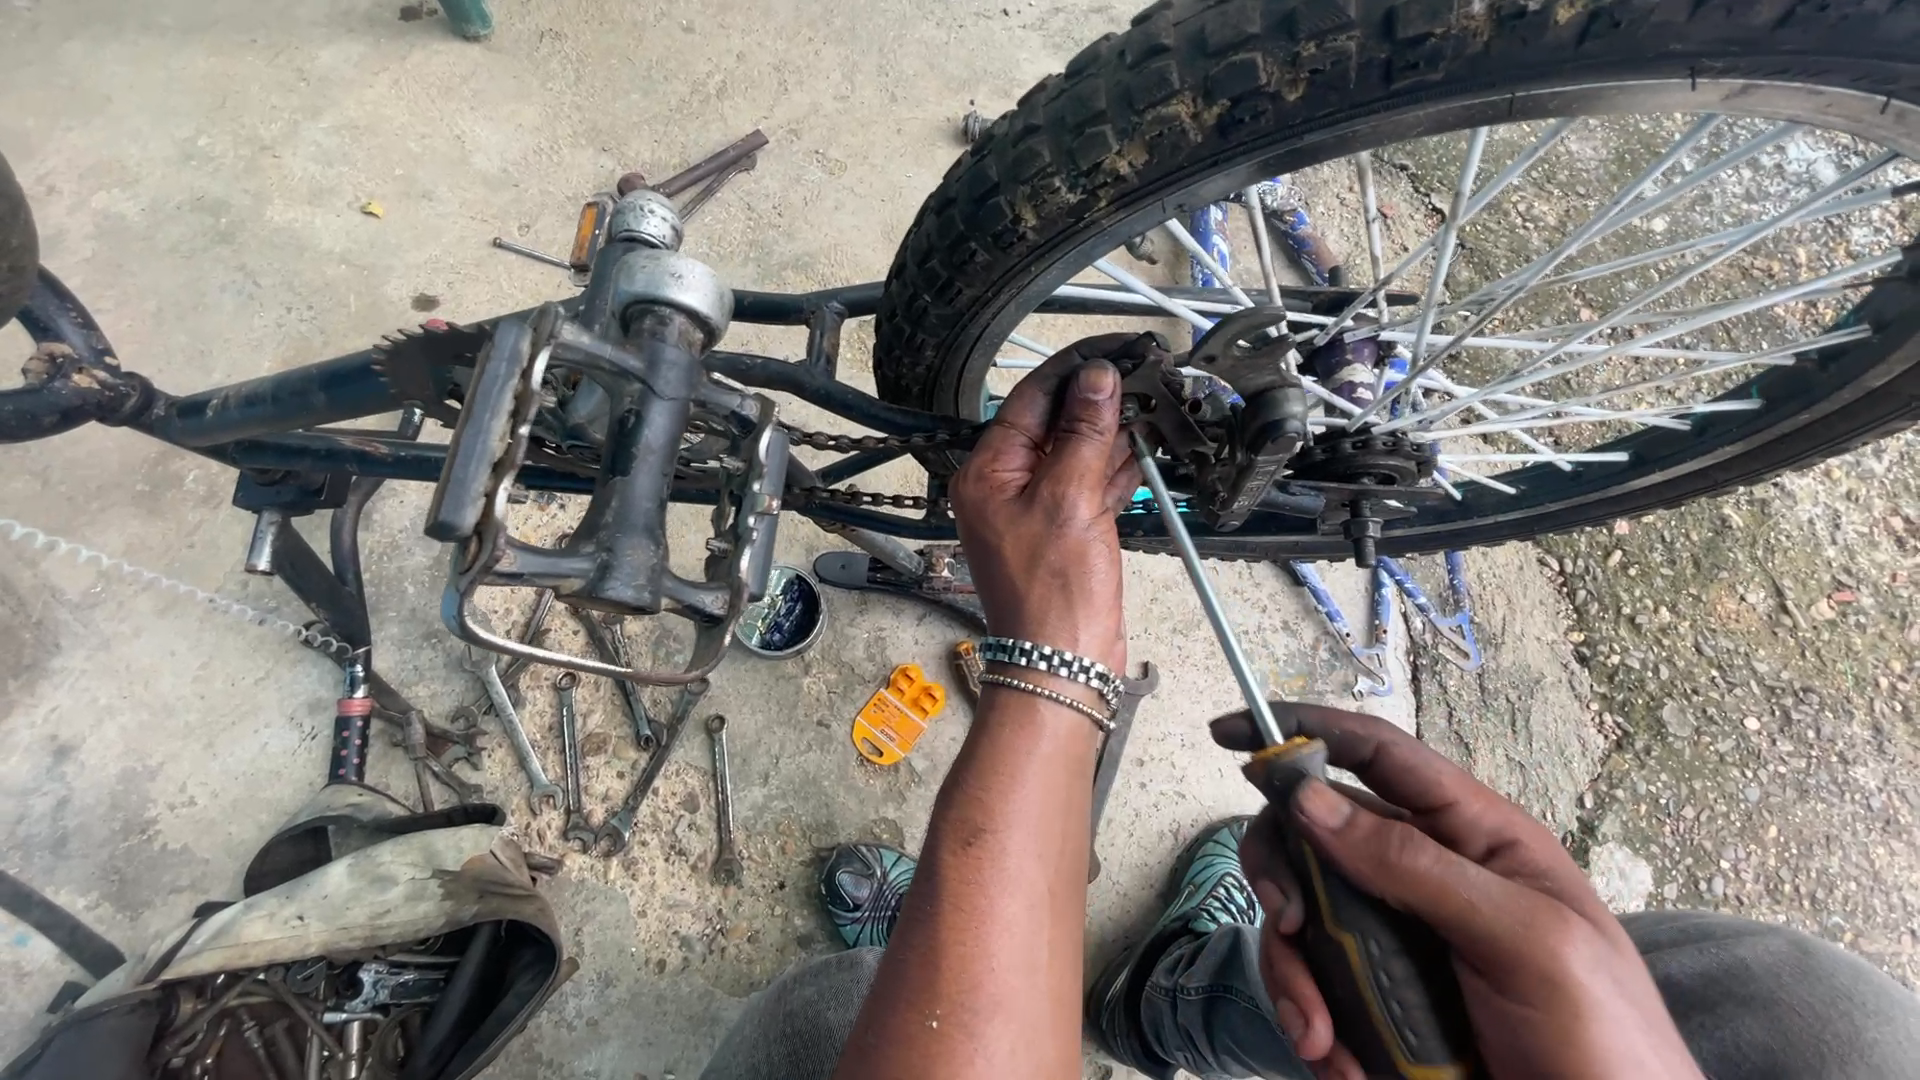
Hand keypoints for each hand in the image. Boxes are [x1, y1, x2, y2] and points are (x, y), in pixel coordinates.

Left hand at [948, 334, 1148, 672]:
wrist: (1064, 661)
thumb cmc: (1053, 592)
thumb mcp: (1068, 499)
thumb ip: (1083, 435)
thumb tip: (1096, 377)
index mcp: (987, 473)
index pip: (1027, 402)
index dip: (1070, 372)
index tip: (1109, 350)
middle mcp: (1006, 486)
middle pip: (1054, 425)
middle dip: (1096, 401)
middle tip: (1141, 371)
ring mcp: (1038, 508)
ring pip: (1076, 453)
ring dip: (1112, 431)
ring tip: (1151, 399)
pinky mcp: (1067, 529)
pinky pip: (1090, 485)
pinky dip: (1115, 467)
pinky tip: (1144, 444)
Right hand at [1211, 703, 1703, 1079]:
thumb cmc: (1601, 1043)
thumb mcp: (1525, 943)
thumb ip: (1415, 865)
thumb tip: (1305, 795)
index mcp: (1468, 831)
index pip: (1375, 752)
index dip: (1302, 728)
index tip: (1227, 732)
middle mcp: (1416, 865)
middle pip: (1311, 828)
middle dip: (1282, 873)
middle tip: (1286, 923)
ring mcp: (1388, 926)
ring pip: (1296, 906)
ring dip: (1293, 970)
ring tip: (1321, 1037)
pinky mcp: (1370, 984)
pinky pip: (1307, 974)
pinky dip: (1306, 1015)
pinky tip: (1335, 1061)